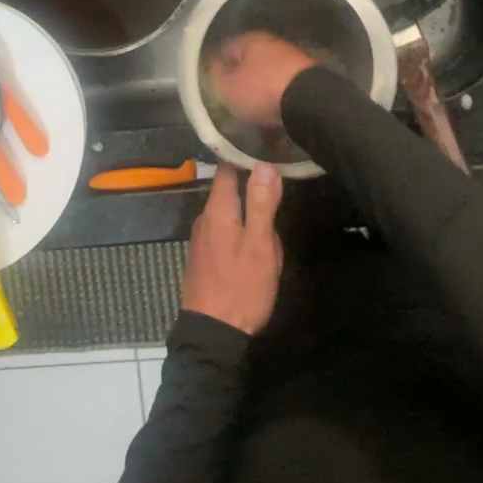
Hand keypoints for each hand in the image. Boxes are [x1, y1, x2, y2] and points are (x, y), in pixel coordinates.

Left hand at [180, 164, 283, 334]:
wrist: (212, 336)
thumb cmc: (241, 287)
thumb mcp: (260, 245)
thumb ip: (262, 204)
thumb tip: (264, 164)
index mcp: (217, 210)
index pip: (227, 168)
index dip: (245, 154)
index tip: (267, 146)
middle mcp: (204, 218)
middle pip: (227, 189)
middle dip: (251, 182)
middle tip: (280, 177)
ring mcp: (202, 238)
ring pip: (228, 211)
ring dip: (247, 208)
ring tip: (273, 206)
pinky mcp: (204, 256)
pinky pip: (224, 229)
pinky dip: (240, 225)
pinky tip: (256, 237)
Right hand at [210, 33, 316, 127]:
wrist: (310, 101)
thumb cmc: (261, 90)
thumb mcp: (228, 87)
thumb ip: (216, 76)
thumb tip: (214, 67)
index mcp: (250, 40)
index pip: (225, 50)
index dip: (216, 69)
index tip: (213, 88)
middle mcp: (272, 43)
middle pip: (248, 62)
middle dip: (240, 79)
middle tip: (232, 100)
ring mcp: (292, 58)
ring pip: (266, 74)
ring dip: (259, 89)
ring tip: (253, 110)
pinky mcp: (306, 76)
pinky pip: (283, 86)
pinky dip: (276, 96)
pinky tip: (273, 111)